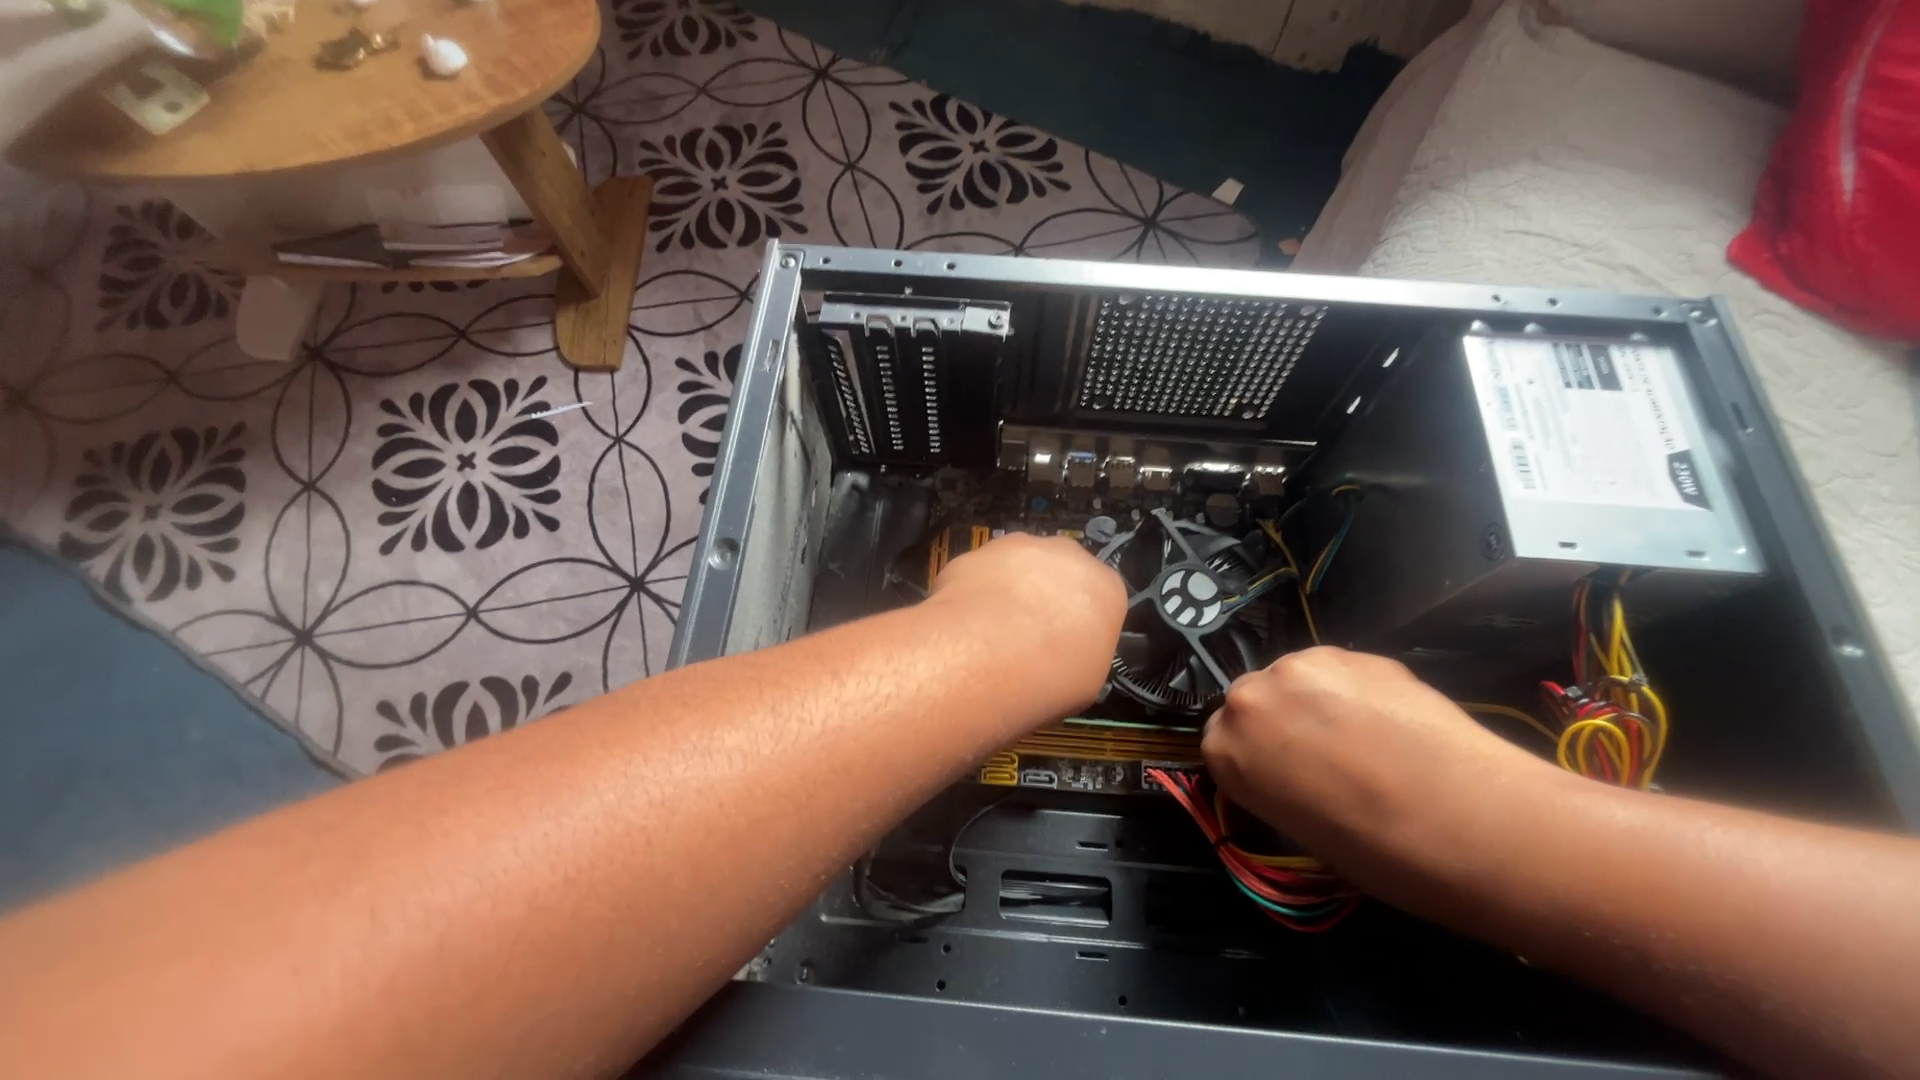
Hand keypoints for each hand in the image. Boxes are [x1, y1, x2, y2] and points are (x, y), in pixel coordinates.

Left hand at [928, 533, 1126, 711]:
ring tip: (993, 632)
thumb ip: (1085, 652)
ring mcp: (1019, 546)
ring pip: (1018, 566)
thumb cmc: (1049, 675)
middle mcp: (1067, 555)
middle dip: (1047, 597)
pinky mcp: (977, 551)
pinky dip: (975, 592)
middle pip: (1061, 572)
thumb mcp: (1088, 680)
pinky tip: (967, 623)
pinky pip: (980, 572)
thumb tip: (1069, 654)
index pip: (1101, 598)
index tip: (1067, 643)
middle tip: (1030, 636)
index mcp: (1106, 586)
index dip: (1083, 622)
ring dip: (1010, 590)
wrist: (984, 655)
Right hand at [1201, 646, 1565, 888]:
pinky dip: (1358, 691)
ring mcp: (1301, 667)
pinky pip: (1341, 671)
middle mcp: (1250, 699)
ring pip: (1297, 680)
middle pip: (1253, 701)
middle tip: (1327, 757)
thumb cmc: (1376, 852)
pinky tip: (1394, 723)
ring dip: (1318, 701)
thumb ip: (1276, 788)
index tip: (1283, 776)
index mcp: (1224, 751)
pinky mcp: (1354, 653)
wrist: (1465, 821)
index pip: (1220, 742)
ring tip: (1367, 737)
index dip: (1256, 760)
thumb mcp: (1301, 833)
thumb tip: (1294, 776)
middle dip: (1282, 723)